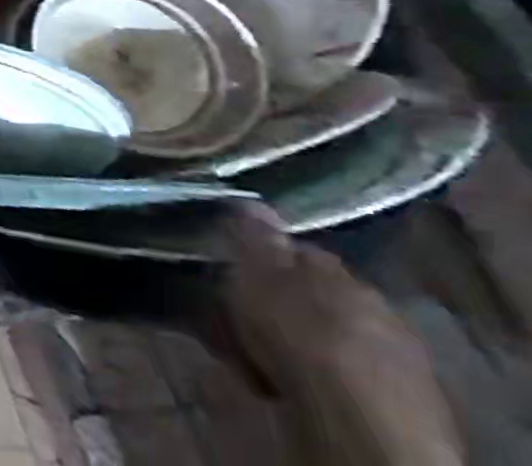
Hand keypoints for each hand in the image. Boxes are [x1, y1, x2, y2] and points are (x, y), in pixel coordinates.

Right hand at [211, 205, 458, 465]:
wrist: (358, 415)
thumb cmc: (297, 332)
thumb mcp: (258, 275)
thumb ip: (253, 239)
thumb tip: (249, 200)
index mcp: (335, 270)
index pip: (292, 249)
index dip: (257, 255)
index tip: (224, 266)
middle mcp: (370, 302)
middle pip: (307, 291)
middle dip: (271, 298)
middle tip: (229, 311)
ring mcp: (387, 349)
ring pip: (320, 329)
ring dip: (285, 333)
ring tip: (244, 346)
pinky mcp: (390, 391)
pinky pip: (331, 366)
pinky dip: (302, 366)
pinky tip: (275, 376)